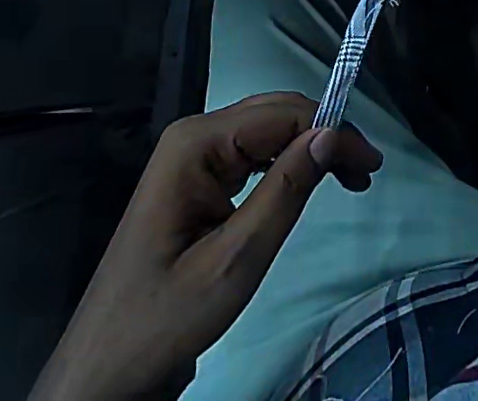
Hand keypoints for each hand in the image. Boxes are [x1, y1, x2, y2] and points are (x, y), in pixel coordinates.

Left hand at [28, 92, 381, 400]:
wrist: (106, 364)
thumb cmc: (166, 316)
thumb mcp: (236, 259)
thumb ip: (286, 190)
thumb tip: (331, 135)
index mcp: (195, 142)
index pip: (279, 115)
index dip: (331, 130)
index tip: (371, 166)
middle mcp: (193, 135)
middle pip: (272, 114)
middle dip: (323, 134)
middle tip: (366, 172)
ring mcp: (190, 155)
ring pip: (264, 131)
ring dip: (308, 146)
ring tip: (348, 176)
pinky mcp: (194, 177)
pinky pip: (249, 154)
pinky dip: (285, 162)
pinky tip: (307, 178)